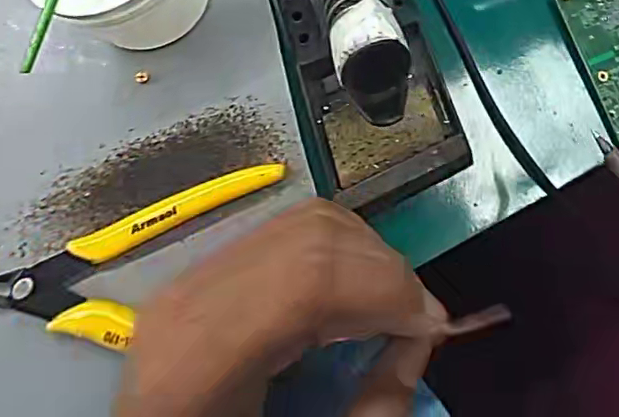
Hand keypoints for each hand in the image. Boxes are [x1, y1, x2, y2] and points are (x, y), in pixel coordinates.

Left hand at [116, 198, 447, 416]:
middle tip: (415, 319)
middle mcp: (191, 298)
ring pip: (307, 221)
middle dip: (383, 270)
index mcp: (196, 358)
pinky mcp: (206, 271)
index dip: (384, 288)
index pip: (309, 278)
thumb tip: (413, 351)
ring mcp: (194, 276)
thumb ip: (367, 413)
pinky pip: (289, 232)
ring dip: (364, 254)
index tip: (428, 326)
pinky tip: (349, 295)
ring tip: (387, 307)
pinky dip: (338, 252)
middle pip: (314, 236)